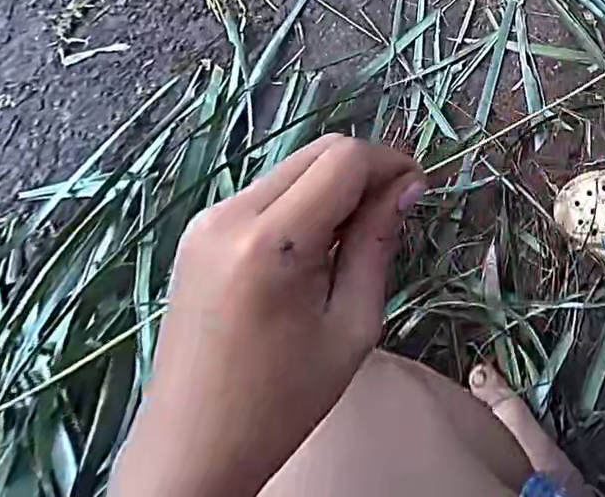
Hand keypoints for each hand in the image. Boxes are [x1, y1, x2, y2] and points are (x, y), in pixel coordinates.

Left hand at [111, 133, 426, 496]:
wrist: (187, 454)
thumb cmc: (281, 402)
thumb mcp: (352, 324)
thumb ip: (378, 241)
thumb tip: (407, 185)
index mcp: (270, 243)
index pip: (345, 159)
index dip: (390, 163)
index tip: (416, 191)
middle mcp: (230, 215)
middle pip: (321, 150)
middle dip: (366, 168)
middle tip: (391, 210)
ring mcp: (207, 219)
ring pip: (296, 164)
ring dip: (336, 182)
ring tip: (352, 234)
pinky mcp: (199, 229)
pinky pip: (270, 187)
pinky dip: (306, 196)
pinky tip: (314, 243)